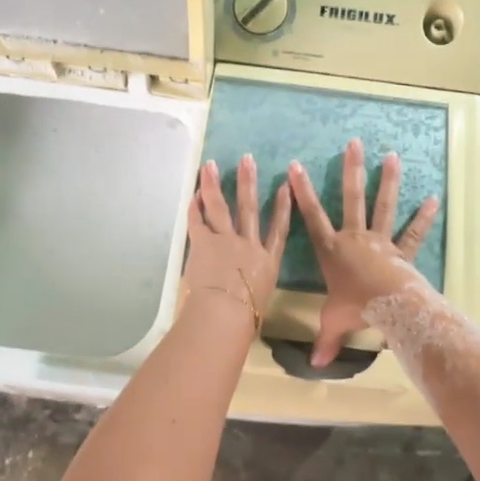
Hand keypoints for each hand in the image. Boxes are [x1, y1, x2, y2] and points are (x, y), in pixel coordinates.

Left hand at [184, 156, 290, 325]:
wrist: (224, 315)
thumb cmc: (244, 320)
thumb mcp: (258, 304)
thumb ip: (255, 292)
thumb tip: (248, 295)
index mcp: (267, 263)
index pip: (279, 230)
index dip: (283, 207)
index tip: (285, 187)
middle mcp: (249, 246)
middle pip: (249, 208)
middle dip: (248, 182)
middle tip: (247, 160)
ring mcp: (226, 242)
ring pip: (220, 207)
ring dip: (214, 184)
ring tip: (210, 165)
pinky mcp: (204, 244)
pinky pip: (198, 221)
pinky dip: (195, 207)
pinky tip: (194, 194)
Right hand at [289, 138, 439, 366]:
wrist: (388, 306)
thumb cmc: (355, 309)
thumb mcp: (332, 323)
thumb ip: (324, 341)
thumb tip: (314, 367)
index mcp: (331, 249)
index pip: (311, 216)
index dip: (302, 191)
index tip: (294, 166)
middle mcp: (354, 237)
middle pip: (351, 198)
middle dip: (352, 170)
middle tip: (354, 143)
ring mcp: (380, 240)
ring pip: (383, 205)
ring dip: (388, 180)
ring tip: (392, 155)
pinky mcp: (402, 250)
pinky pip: (413, 232)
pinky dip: (424, 217)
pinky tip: (433, 198)